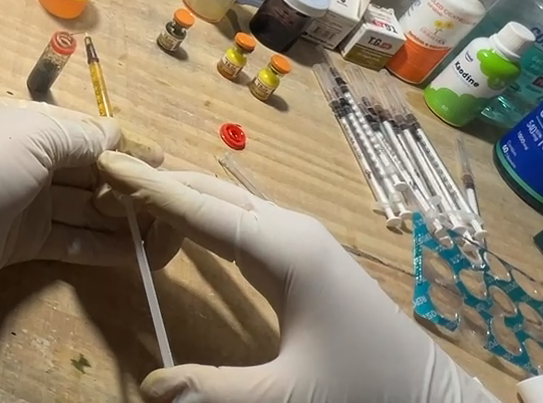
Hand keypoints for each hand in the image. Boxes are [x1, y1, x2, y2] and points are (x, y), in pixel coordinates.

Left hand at [0, 98, 168, 349]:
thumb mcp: (38, 136)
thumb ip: (83, 137)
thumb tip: (121, 134)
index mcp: (29, 123)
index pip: (85, 132)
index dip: (122, 146)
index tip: (162, 161)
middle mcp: (30, 158)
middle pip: (86, 170)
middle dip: (124, 184)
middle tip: (168, 203)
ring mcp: (26, 201)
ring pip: (82, 207)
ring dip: (118, 219)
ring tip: (161, 233)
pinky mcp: (24, 241)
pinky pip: (71, 240)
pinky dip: (101, 247)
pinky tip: (135, 255)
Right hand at [98, 152, 499, 402]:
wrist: (437, 400)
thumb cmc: (365, 393)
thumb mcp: (291, 400)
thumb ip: (217, 392)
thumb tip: (150, 387)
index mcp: (284, 250)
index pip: (200, 210)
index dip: (149, 188)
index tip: (108, 164)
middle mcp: (287, 228)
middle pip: (208, 193)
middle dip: (156, 184)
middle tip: (105, 182)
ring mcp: (296, 236)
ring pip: (222, 202)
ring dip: (176, 196)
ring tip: (128, 196)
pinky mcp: (299, 251)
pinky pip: (237, 219)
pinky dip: (198, 214)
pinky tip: (177, 221)